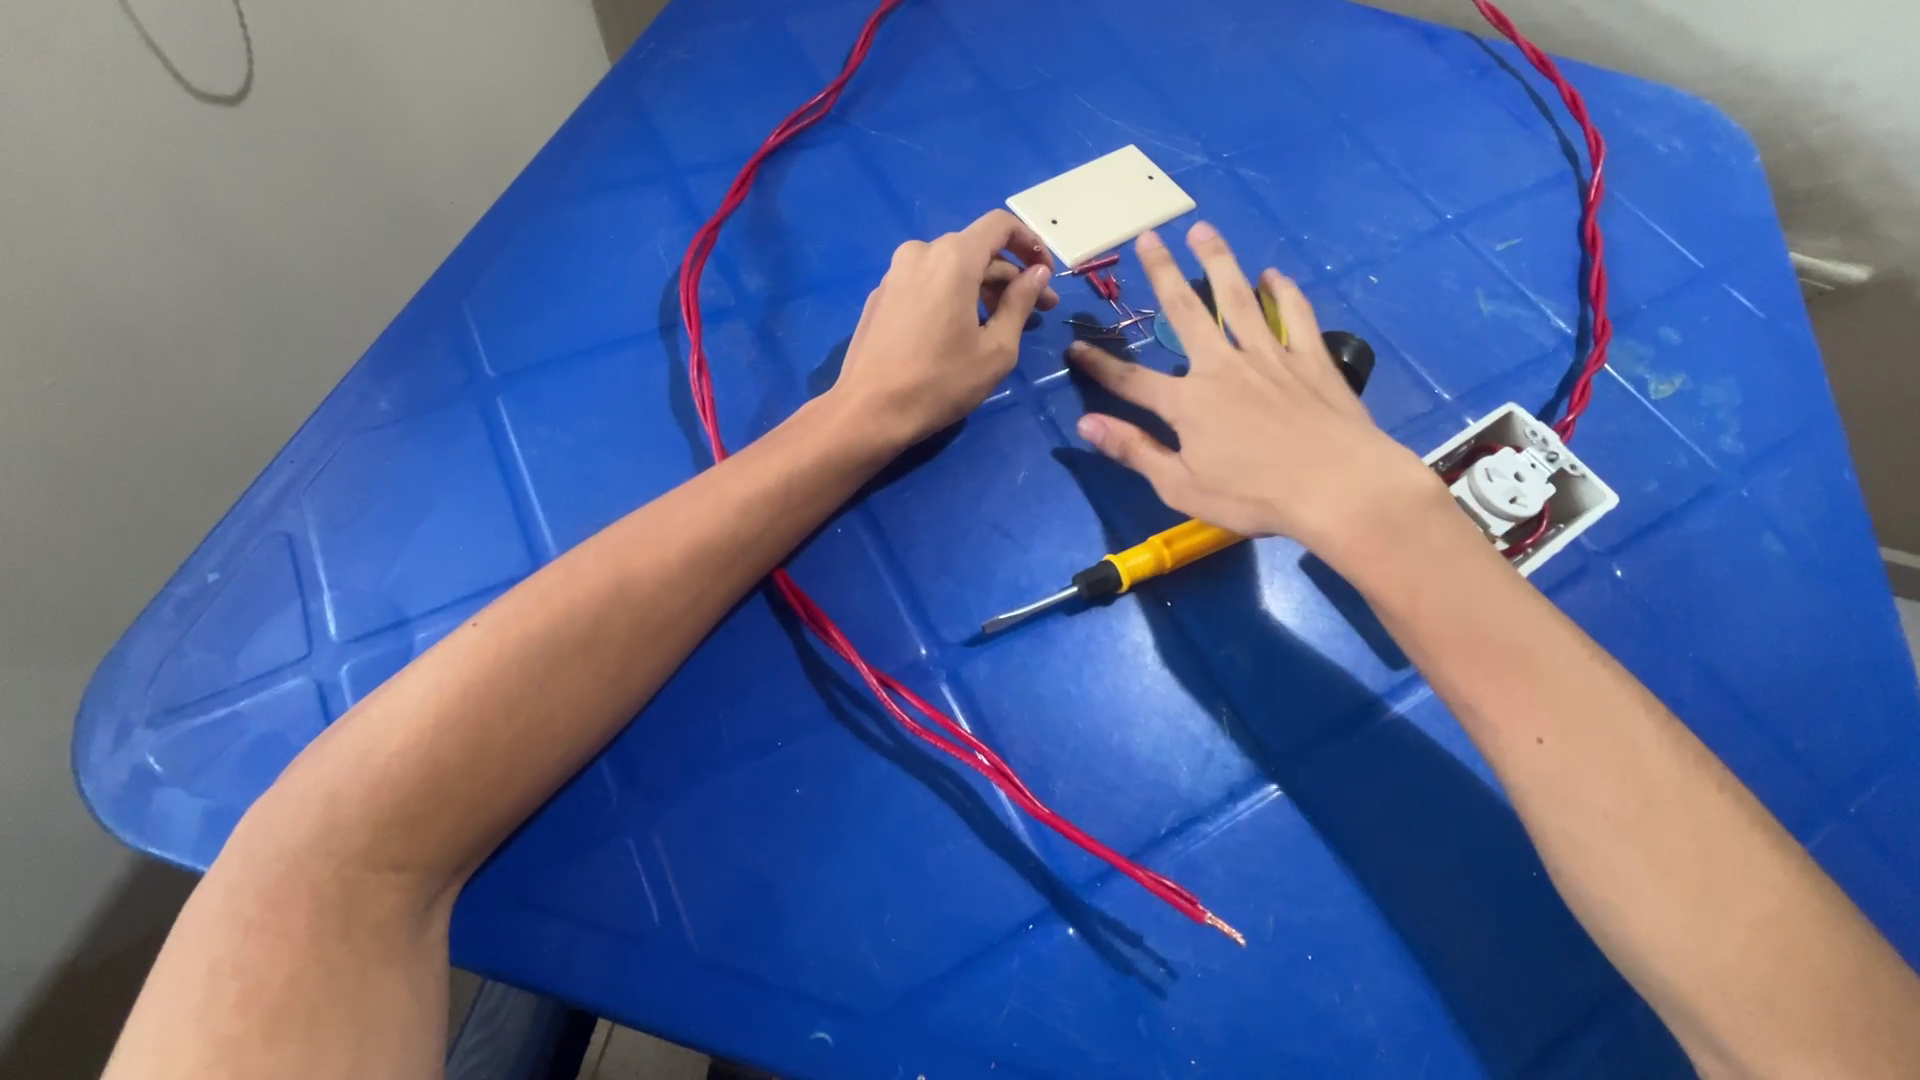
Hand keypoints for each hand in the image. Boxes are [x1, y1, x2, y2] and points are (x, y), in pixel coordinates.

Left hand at [833, 209, 1057, 445]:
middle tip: (1038, 311)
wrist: (869, 411)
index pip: (1000, 224)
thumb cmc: (940, 383)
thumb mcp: (996, 350)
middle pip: (976, 250)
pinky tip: (961, 332)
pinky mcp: (881, 297)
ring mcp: (895, 274)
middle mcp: (921, 253)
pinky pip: (926, 285)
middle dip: (1011, 277)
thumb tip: (1037, 274)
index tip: (1046, 275)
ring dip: (982, 289)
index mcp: (953, 258)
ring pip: (950, 269)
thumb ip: (1020, 303)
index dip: (1030, 243)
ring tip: (1002, 325)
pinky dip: (952, 298)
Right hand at [1068, 222, 1440, 566]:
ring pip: (1238, 299)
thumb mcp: (1181, 487)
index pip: (1131, 380)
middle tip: (1148, 237)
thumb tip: (1086, 425)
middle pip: (1186, 312)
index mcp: (1187, 403)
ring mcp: (1269, 357)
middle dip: (1163, 273)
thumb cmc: (1255, 496)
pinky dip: (1283, 292)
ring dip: (1218, 262)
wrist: (1339, 487)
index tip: (1075, 346)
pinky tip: (1273, 274)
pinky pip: (1294, 315)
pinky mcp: (1310, 359)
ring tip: (1202, 230)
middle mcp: (1222, 367)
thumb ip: (1134, 451)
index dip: (1098, 365)